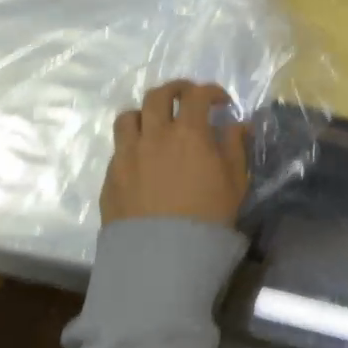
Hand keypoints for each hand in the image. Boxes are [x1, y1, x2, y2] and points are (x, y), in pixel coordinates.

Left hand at [101, 81, 249, 227]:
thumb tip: (237, 125)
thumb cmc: (208, 215)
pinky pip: (119, 147)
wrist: (163, 257)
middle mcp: (154, 136)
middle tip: (187, 100)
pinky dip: (133, 143)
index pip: (197, 94)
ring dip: (146, 114)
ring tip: (158, 126)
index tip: (221, 103)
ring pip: (129, 117)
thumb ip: (235, 145)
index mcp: (189, 132)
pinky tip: (145, 159)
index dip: (212, 92)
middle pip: (157, 95)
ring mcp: (127, 156)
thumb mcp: (235, 179)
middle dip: (176, 90)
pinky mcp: (110, 177)